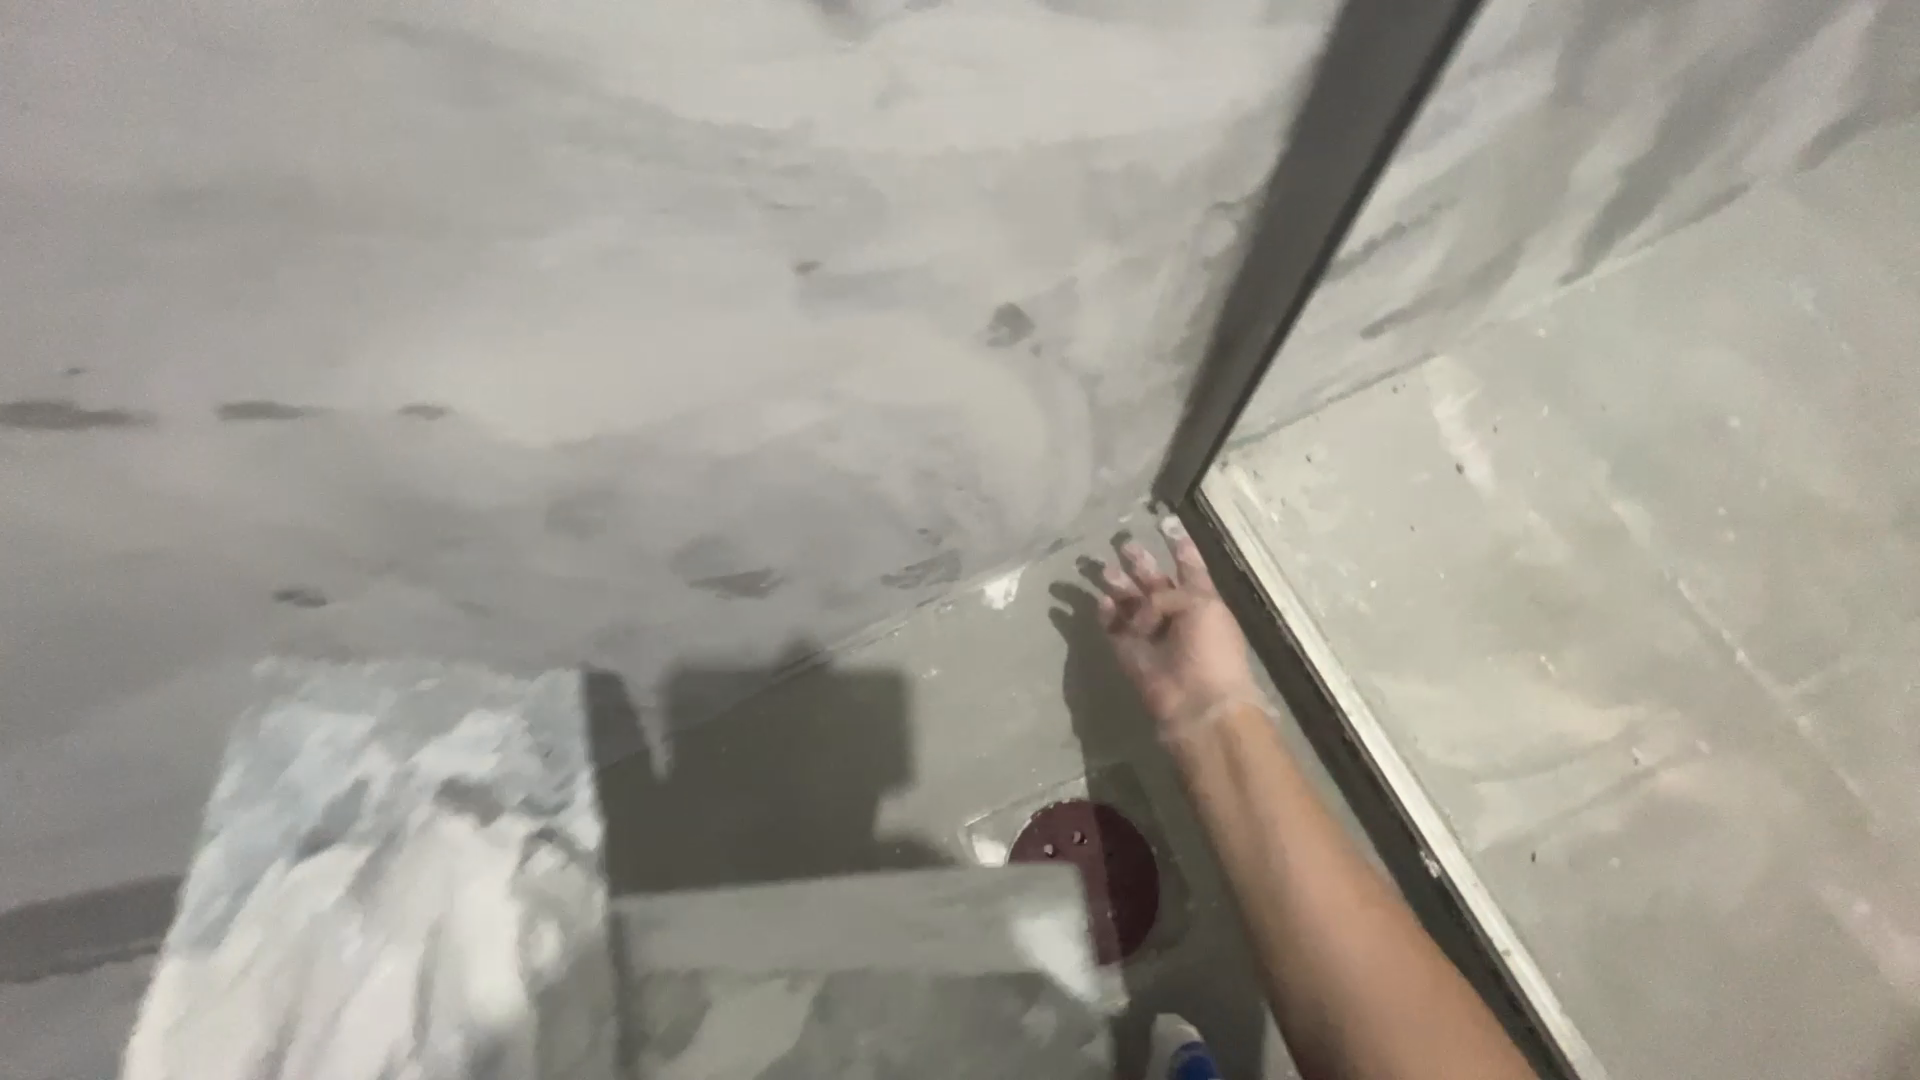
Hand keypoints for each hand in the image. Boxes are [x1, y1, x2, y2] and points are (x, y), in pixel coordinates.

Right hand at [1096, 516, 1262, 740]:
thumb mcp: (1201, 605)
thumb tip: (1140, 608)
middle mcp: (1174, 613)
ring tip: (1103, 570)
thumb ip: (1168, 593)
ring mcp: (1148, 631)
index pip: (1189, 567)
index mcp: (1201, 600)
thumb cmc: (1210, 649)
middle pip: (1153, 580)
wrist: (1196, 700)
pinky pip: (1112, 625)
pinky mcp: (1126, 649)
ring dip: (1117, 583)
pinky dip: (1105, 612)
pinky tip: (1101, 601)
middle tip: (1124, 543)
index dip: (1180, 547)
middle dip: (1139, 561)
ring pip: (1128, 600)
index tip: (1166, 524)